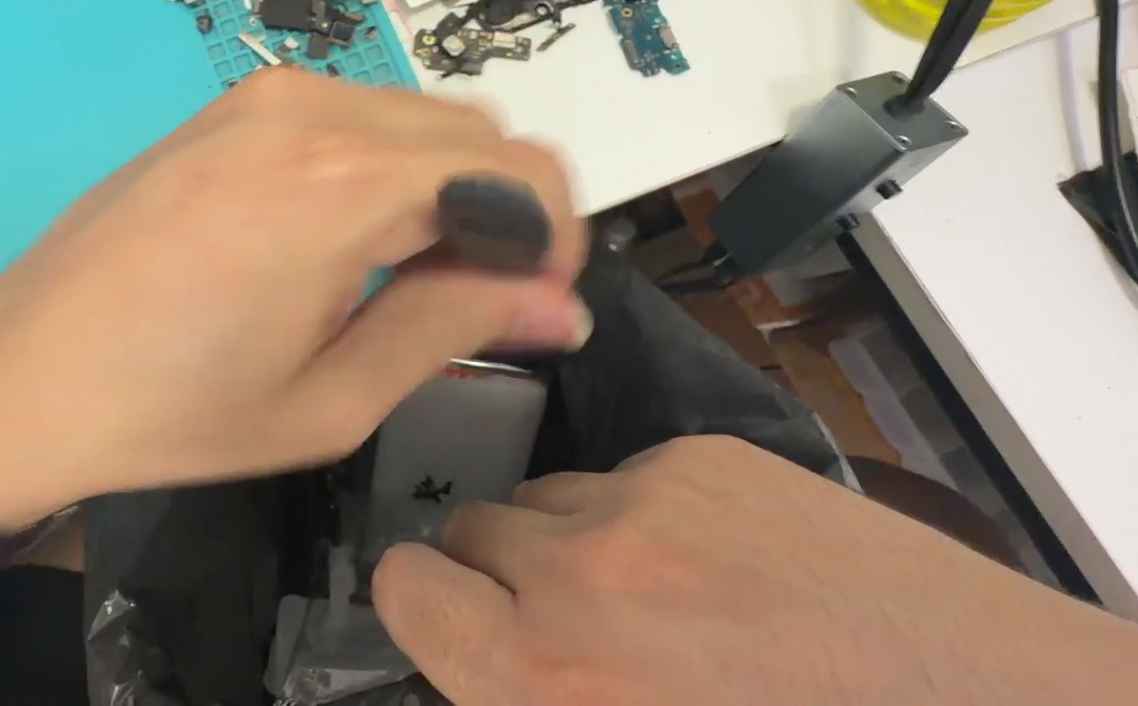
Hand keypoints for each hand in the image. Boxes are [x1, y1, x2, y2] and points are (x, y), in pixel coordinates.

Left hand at [0, 69, 588, 530]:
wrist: (22, 374)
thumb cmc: (176, 411)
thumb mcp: (331, 396)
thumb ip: (454, 325)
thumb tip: (559, 303)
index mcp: (343, 183)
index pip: (517, 170)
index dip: (554, 237)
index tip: (537, 303)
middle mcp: (310, 110)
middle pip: (475, 132)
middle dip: (506, 210)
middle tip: (478, 299)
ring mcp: (262, 95)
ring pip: (417, 117)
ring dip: (447, 185)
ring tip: (407, 274)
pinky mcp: (230, 105)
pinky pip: (354, 114)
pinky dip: (386, 163)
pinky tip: (346, 233)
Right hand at [372, 436, 1137, 704]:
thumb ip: (532, 699)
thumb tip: (491, 659)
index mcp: (546, 673)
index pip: (405, 582)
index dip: (425, 599)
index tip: (463, 618)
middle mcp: (579, 567)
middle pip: (471, 525)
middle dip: (503, 572)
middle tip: (576, 623)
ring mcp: (649, 494)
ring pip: (549, 495)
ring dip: (575, 540)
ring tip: (667, 598)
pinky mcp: (711, 455)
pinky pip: (633, 476)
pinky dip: (653, 516)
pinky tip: (732, 568)